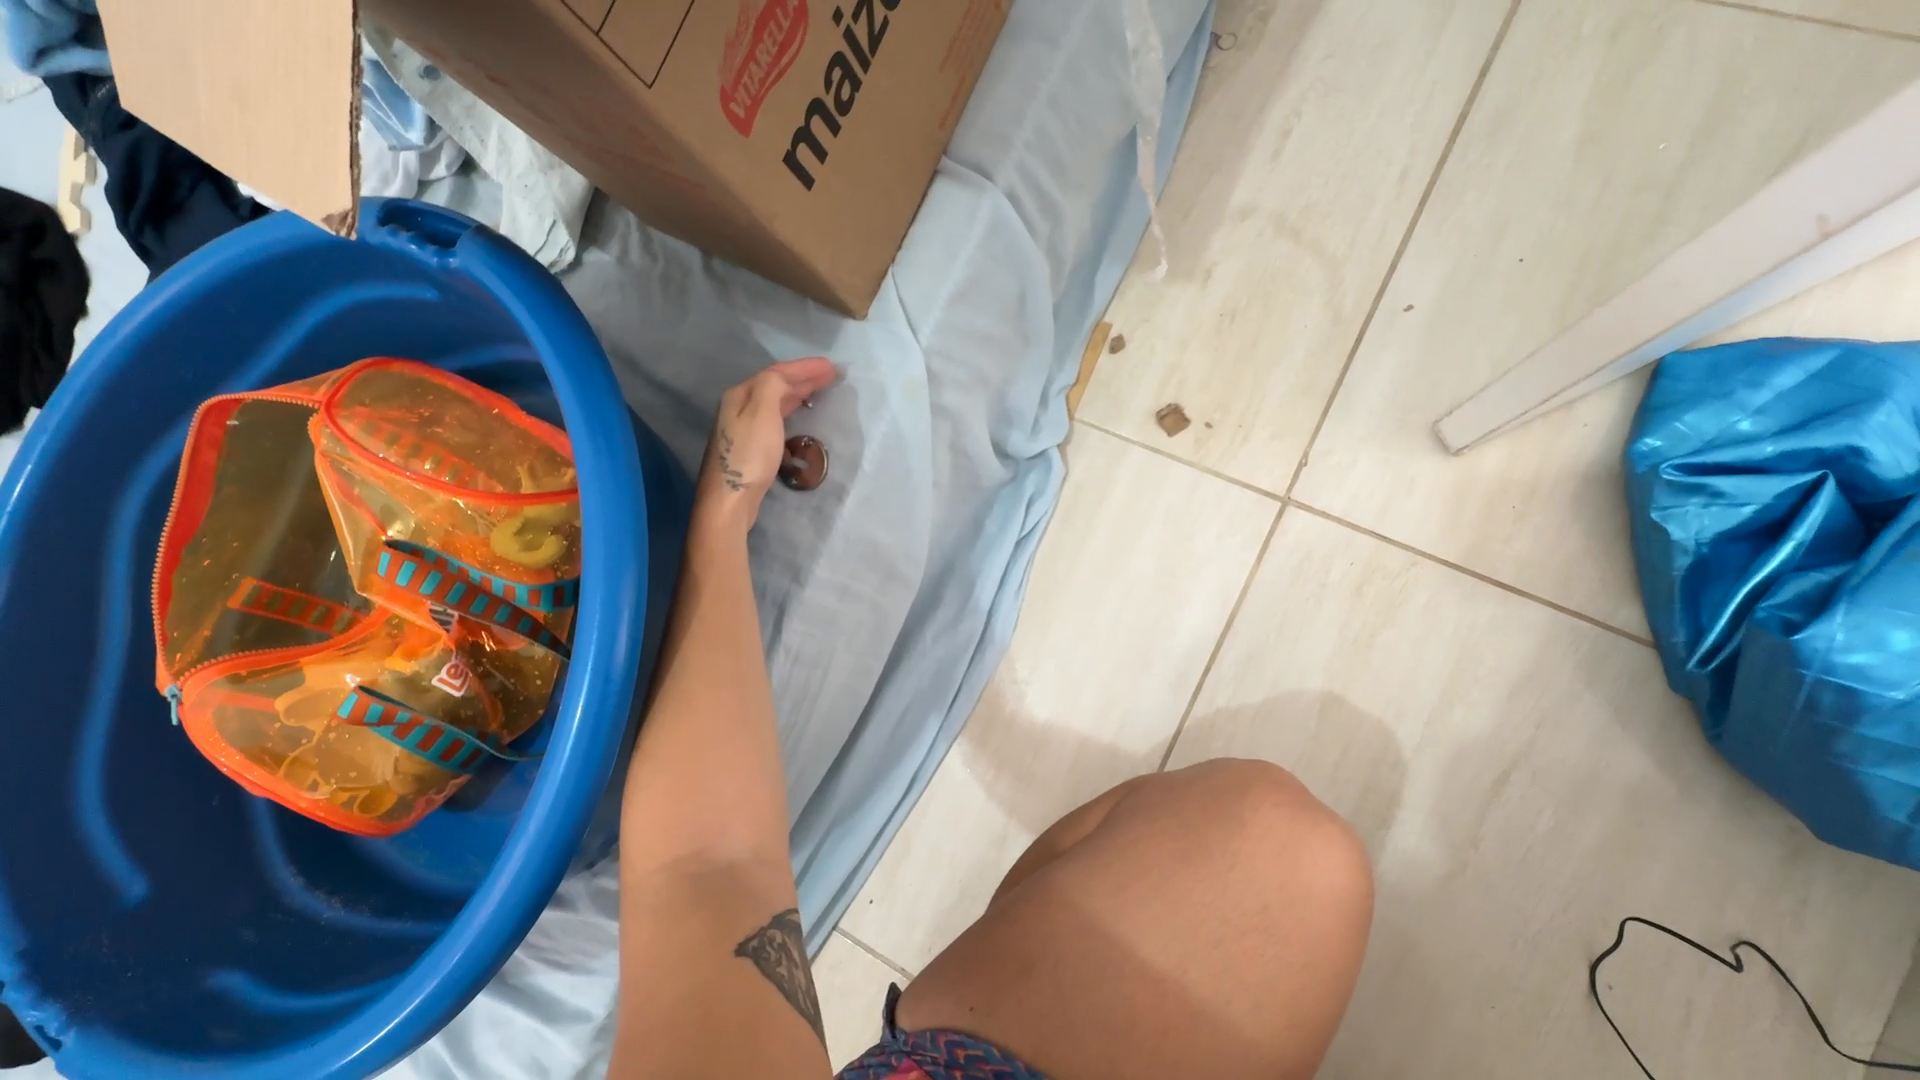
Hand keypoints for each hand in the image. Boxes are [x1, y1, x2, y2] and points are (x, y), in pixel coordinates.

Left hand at [693, 358, 836, 536]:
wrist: (730, 500)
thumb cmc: (749, 456)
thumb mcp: (762, 413)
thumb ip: (773, 387)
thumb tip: (784, 378)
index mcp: (740, 396)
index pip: (776, 373)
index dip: (804, 368)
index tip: (831, 367)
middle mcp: (737, 407)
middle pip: (774, 385)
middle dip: (803, 378)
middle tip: (830, 375)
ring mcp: (741, 428)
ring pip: (773, 401)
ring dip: (796, 393)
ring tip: (818, 390)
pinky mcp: (748, 447)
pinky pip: (773, 417)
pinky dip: (789, 409)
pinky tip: (797, 414)